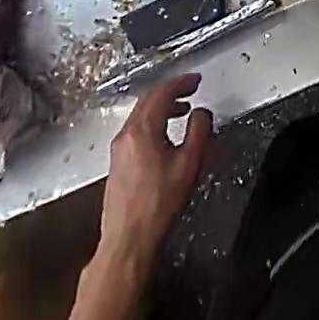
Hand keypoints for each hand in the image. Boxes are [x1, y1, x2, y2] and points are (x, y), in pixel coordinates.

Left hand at [98, 74, 212, 274]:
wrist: (129, 239)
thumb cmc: (158, 205)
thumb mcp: (189, 164)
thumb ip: (199, 132)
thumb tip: (201, 114)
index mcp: (142, 130)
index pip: (161, 93)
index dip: (180, 83)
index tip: (194, 80)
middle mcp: (126, 135)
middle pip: (148, 101)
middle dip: (170, 92)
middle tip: (190, 90)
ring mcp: (119, 149)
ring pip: (140, 116)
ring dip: (161, 108)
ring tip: (181, 112)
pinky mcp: (117, 162)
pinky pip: (136, 131)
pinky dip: (153, 124)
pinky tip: (165, 137)